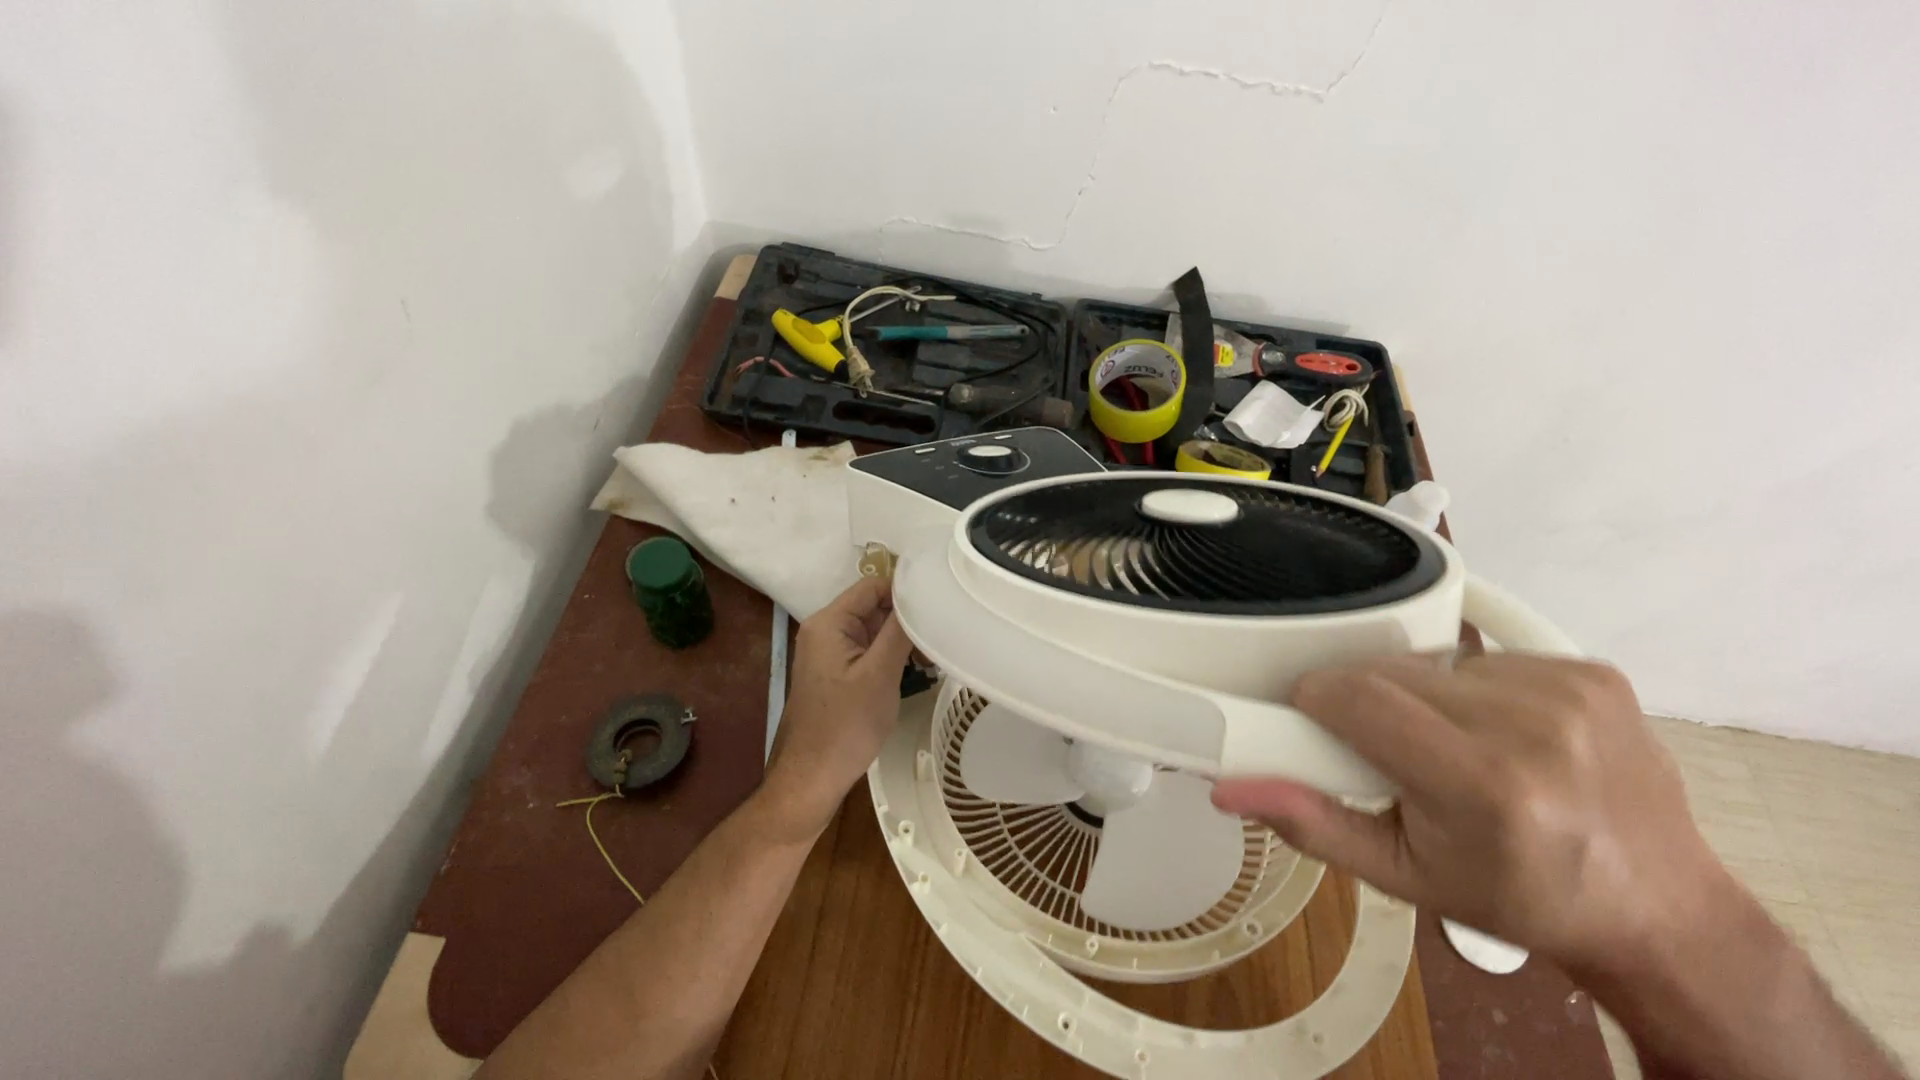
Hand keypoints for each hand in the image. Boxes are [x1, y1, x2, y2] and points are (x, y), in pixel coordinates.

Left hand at [757, 576, 915, 841]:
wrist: (812, 777)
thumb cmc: (846, 725)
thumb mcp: (880, 674)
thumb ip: (899, 630)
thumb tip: (920, 596)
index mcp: (829, 622)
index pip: (873, 586)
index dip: (907, 592)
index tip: (940, 607)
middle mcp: (824, 630)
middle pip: (874, 607)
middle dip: (907, 620)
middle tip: (941, 640)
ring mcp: (828, 653)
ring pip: (874, 631)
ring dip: (902, 641)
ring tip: (932, 659)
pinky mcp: (835, 674)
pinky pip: (867, 652)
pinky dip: (890, 657)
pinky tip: (915, 672)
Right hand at [1212, 653, 1731, 971]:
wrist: (1658, 908)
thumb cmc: (1518, 899)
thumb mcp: (1401, 875)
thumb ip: (1311, 823)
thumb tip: (1227, 786)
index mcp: (1483, 785)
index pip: (1358, 696)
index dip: (1315, 699)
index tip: (1311, 721)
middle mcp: (1532, 724)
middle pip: (1392, 672)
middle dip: (1365, 701)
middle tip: (1380, 750)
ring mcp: (1571, 690)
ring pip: (1437, 660)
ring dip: (1421, 694)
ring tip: (1446, 745)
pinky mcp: (1594, 671)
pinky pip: (1489, 655)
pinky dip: (1473, 686)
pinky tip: (1495, 729)